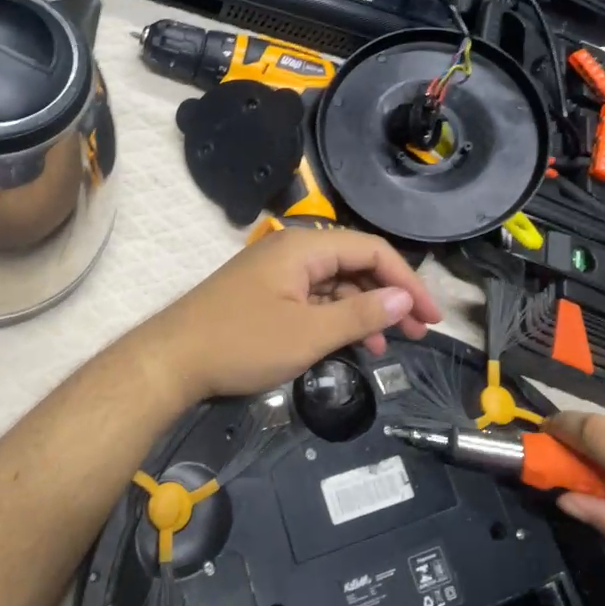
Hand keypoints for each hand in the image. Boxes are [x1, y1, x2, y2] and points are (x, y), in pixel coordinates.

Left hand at [129, 229, 443, 401]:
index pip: (371, 250)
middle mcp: (293, 249)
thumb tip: (403, 298)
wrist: (173, 358)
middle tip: (416, 334)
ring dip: (364, 311)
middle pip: (355, 264)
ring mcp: (277, 271)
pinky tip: (350, 344)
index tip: (431, 317)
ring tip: (386, 347)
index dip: (407, 282)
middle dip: (388, 297)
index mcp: (304, 246)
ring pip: (335, 282)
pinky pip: (314, 296)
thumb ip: (360, 315)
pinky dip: (337, 317)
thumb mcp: (309, 334)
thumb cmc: (243, 342)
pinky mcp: (266, 292)